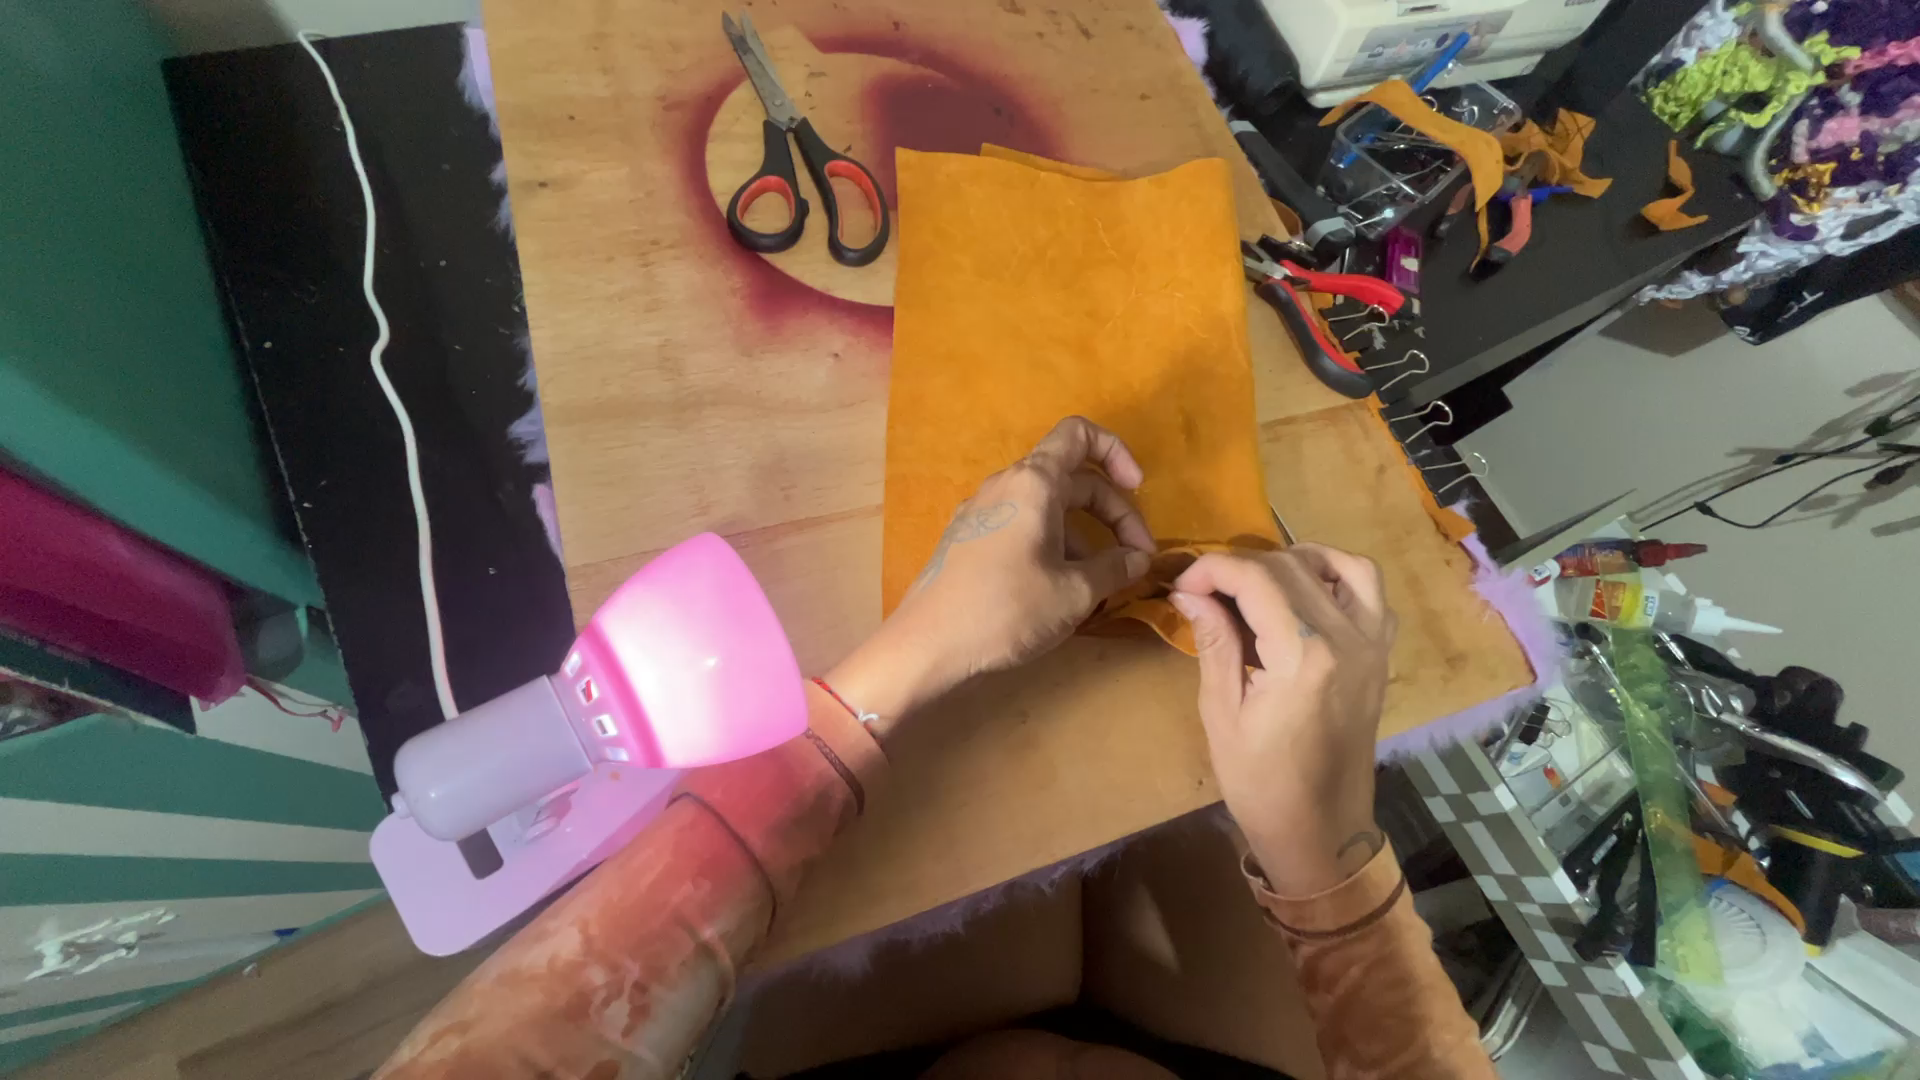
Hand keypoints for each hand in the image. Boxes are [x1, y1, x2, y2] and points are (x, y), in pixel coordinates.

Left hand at [828, 417, 1155, 736]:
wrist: (928, 645)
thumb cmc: (1006, 610)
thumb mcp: (1074, 592)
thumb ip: (1114, 568)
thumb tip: (1139, 559)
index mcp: (1033, 483)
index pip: (1079, 435)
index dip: (1116, 452)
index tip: (1138, 490)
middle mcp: (1005, 486)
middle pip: (1072, 479)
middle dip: (1112, 512)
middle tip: (1136, 558)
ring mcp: (982, 512)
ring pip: (1047, 508)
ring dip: (1083, 536)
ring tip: (1100, 584)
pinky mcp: (969, 540)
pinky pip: (1022, 527)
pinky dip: (1052, 546)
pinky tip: (1061, 589)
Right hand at [1169, 544, 1397, 894]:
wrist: (1322, 830)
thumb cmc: (1260, 782)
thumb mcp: (1221, 712)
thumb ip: (1214, 643)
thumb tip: (1189, 593)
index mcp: (1304, 656)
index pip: (1256, 577)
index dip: (1211, 569)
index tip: (1180, 586)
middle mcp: (1347, 638)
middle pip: (1291, 565)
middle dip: (1238, 565)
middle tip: (1202, 591)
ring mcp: (1372, 645)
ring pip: (1339, 564)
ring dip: (1290, 560)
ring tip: (1252, 581)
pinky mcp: (1380, 655)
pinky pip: (1368, 592)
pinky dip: (1334, 576)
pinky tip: (1301, 593)